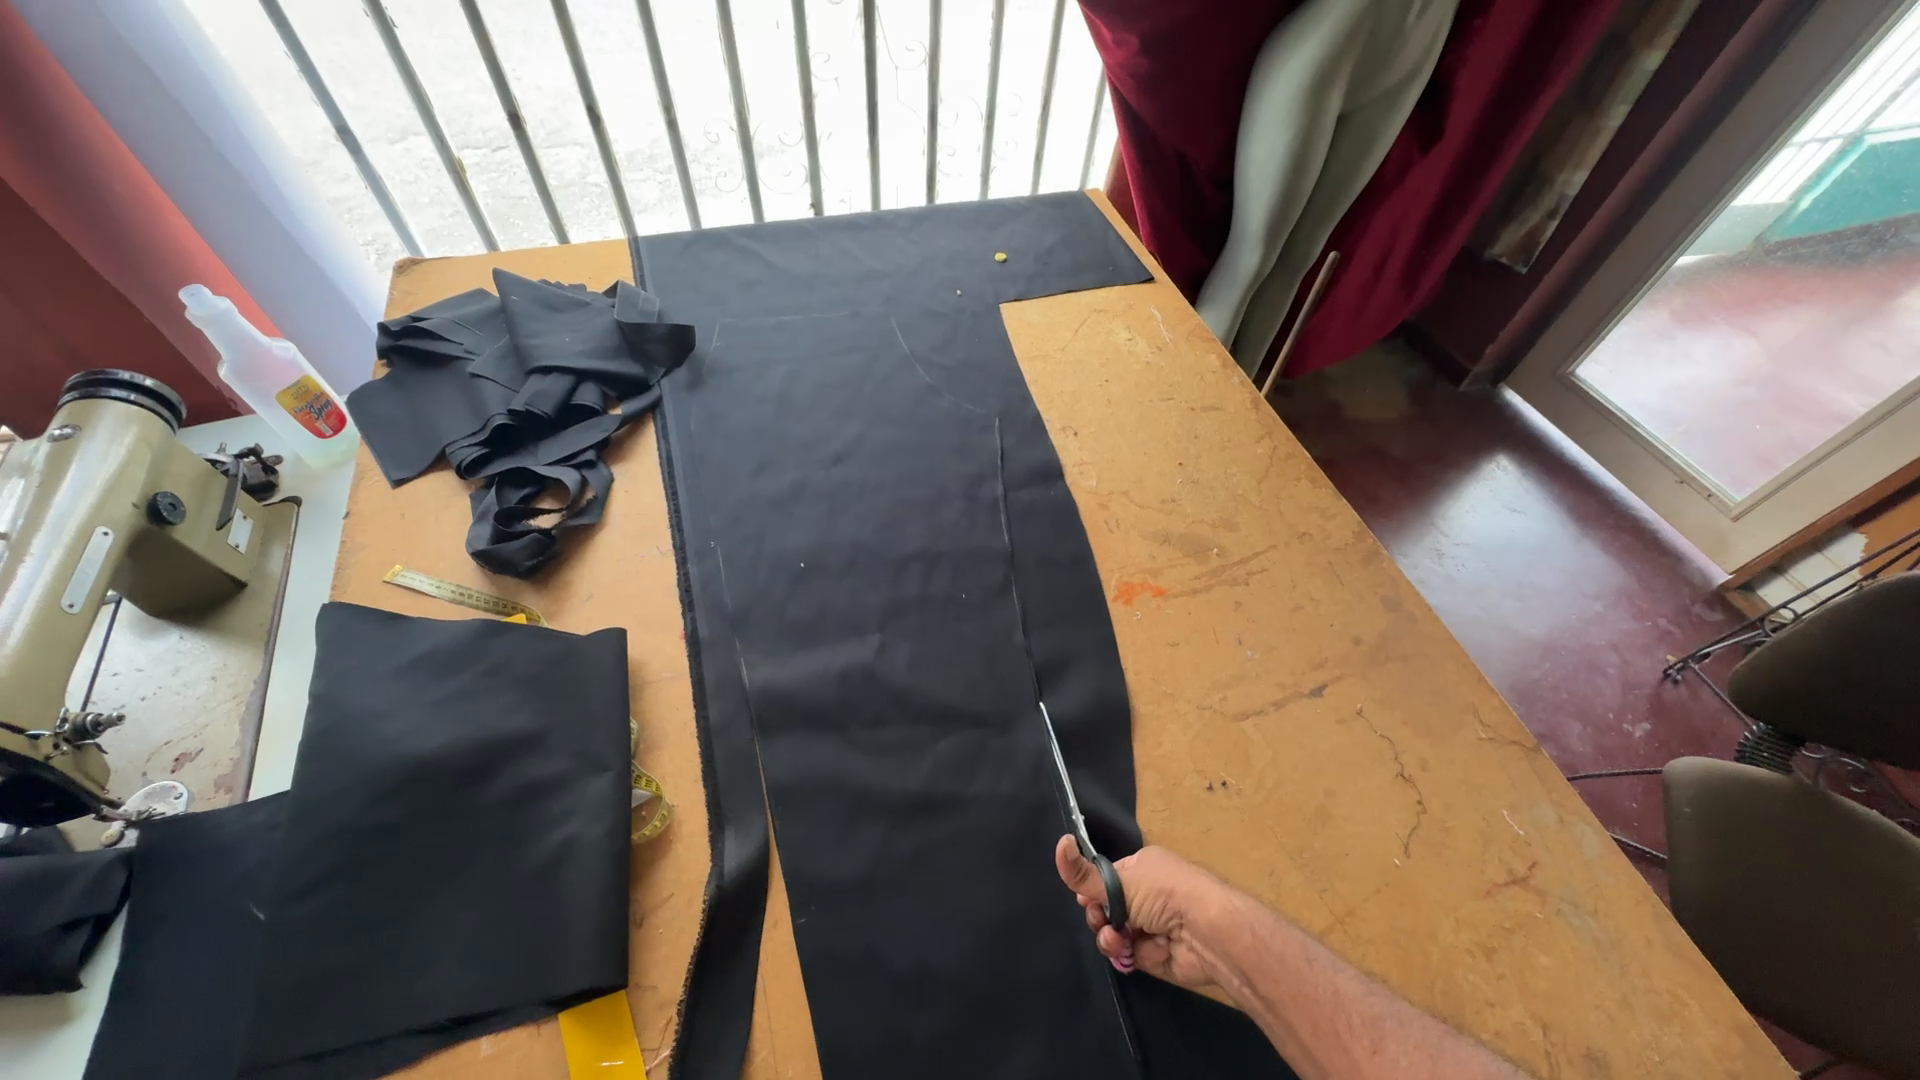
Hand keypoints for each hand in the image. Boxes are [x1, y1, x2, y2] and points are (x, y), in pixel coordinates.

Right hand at [1054, 835, 1223, 990]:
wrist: (1206, 933)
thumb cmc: (1164, 893)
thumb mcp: (1119, 880)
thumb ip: (1084, 874)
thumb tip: (1059, 843)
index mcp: (1141, 869)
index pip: (1105, 879)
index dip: (1091, 891)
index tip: (1085, 899)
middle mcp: (1147, 895)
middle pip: (1105, 909)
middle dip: (1099, 917)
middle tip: (1103, 920)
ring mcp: (1151, 926)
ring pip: (1113, 934)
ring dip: (1110, 938)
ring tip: (1119, 941)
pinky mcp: (1156, 954)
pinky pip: (1130, 955)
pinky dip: (1131, 954)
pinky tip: (1137, 952)